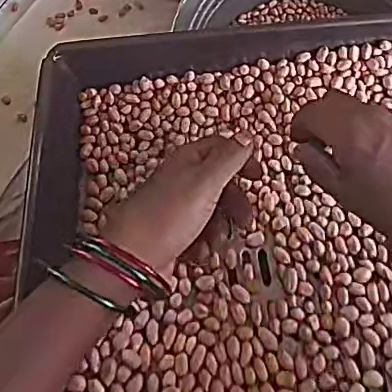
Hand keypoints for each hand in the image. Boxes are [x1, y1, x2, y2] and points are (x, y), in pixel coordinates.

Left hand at [99, 136, 260, 273]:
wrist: (133, 256)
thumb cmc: (168, 214)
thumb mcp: (205, 181)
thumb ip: (229, 158)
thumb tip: (246, 135)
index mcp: (189, 159)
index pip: (222, 147)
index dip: (242, 159)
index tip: (258, 177)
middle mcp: (182, 178)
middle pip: (220, 183)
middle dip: (235, 203)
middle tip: (244, 220)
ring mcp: (177, 206)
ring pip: (213, 211)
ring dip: (220, 229)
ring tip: (215, 242)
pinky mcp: (173, 231)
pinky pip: (199, 233)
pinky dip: (204, 244)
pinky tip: (200, 253)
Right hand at [289, 90, 391, 247]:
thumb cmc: (386, 204)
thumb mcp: (341, 190)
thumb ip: (315, 164)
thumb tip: (302, 148)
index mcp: (345, 128)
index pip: (310, 112)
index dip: (298, 125)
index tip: (297, 139)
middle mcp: (366, 114)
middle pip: (330, 100)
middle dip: (317, 116)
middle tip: (314, 139)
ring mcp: (388, 116)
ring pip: (353, 105)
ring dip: (339, 118)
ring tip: (341, 146)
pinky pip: (373, 114)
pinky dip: (361, 123)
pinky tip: (367, 148)